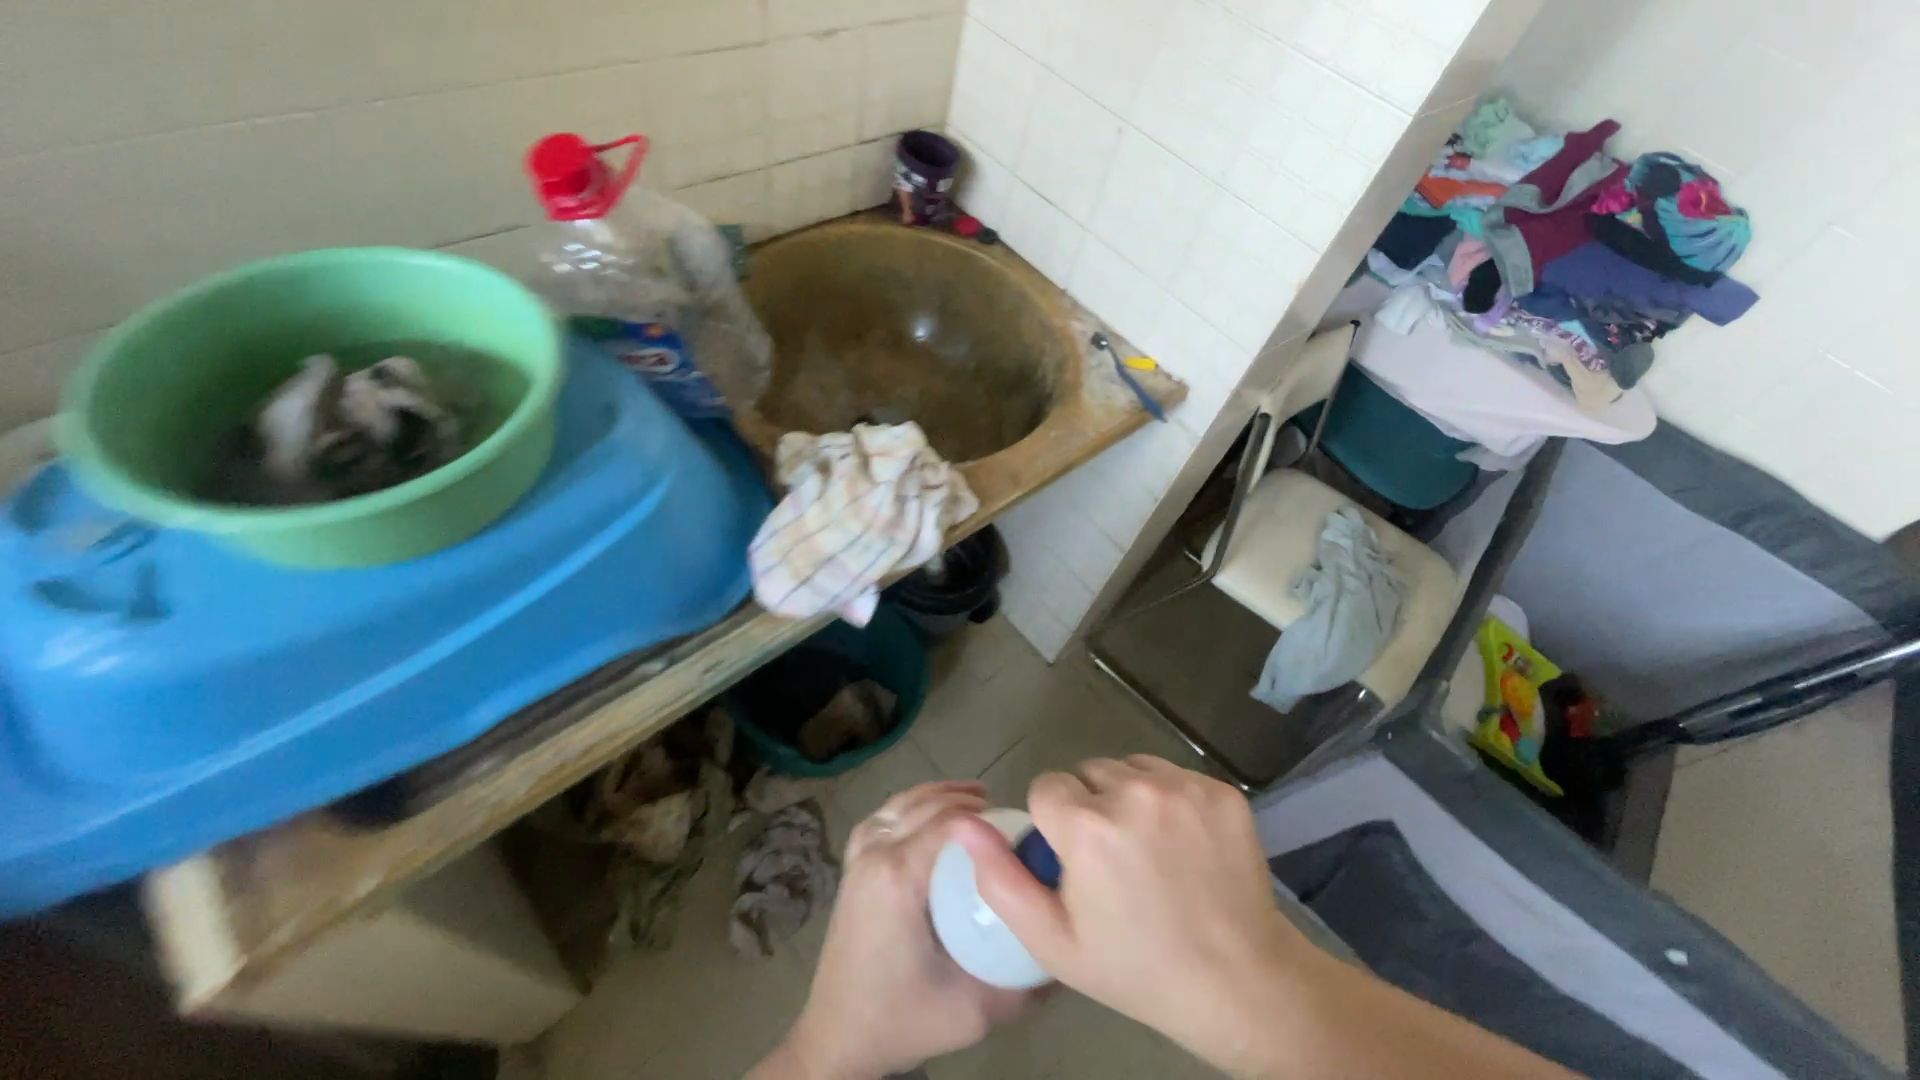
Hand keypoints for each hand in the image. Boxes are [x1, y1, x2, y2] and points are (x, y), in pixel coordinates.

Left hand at [765, 781, 1034, 1079]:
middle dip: (967, 801)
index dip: (987, 817)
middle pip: (926, 804)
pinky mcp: (850, 870)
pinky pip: (881, 818)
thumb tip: (1066, 957)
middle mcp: (875, 854)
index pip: (949, 821)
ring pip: (900, 804)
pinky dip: (908, 806)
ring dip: (938, 796)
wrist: (839, 1039)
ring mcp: (857, 859)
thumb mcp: (973, 1009)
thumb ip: (1024, 986)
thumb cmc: (904, 1018)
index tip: (1020, 830)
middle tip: (1007, 818)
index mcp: (899, 875)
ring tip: (976, 802)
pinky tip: (927, 816)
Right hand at [954, 756, 1326, 1075]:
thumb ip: (999, 877)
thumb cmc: (1134, 967)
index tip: (1075, 861)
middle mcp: (1135, 791)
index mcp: (1087, 825)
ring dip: (1129, 796)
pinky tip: (1183, 844)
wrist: (1239, 983)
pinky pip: (1174, 775)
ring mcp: (1185, 787)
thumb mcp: (1053, 939)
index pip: (1047, 787)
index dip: (1055, 825)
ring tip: (1148, 848)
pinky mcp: (1222, 790)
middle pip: (1089, 772)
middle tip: (1113, 860)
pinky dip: (1170, 799)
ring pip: (1131, 768)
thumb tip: (962, 821)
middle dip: (1090, 806)